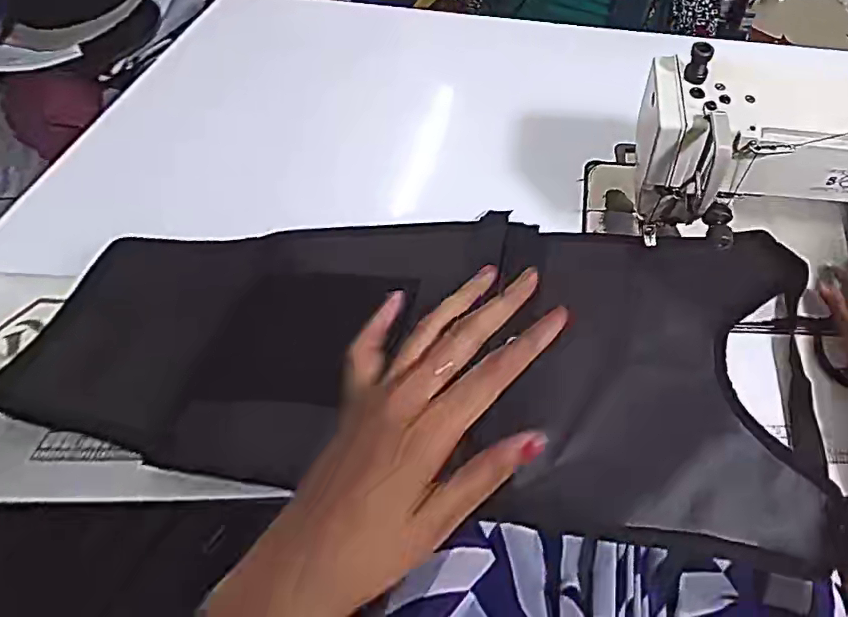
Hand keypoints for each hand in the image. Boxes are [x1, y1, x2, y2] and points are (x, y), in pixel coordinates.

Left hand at [206, 267, 567, 616]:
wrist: (292, 571)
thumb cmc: (363, 555)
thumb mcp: (435, 527)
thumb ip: (485, 475)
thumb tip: (532, 440)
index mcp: (428, 434)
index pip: (493, 374)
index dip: (530, 341)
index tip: (555, 318)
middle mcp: (402, 403)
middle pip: (462, 340)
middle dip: (502, 305)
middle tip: (528, 280)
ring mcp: (375, 397)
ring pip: (423, 333)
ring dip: (458, 300)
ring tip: (485, 276)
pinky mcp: (353, 403)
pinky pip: (365, 350)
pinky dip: (380, 320)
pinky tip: (395, 299)